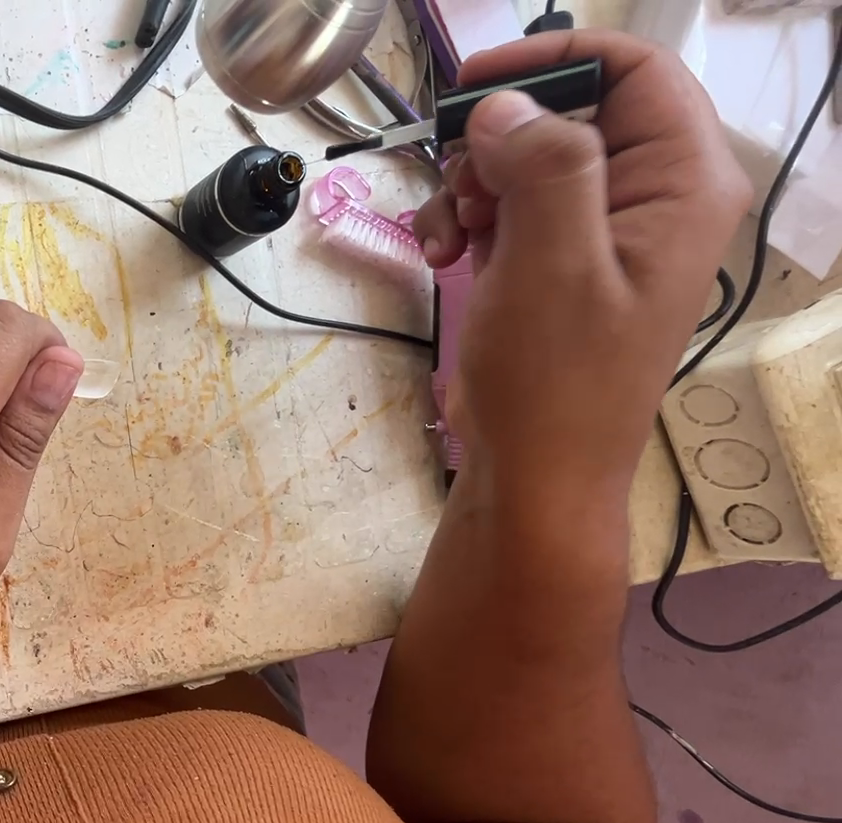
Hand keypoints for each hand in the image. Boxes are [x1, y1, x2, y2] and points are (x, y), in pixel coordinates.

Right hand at [413, 30, 750, 495]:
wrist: (535, 463)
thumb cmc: (553, 374)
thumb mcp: (549, 266)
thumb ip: (542, 170)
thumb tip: (501, 108)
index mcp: (677, 181)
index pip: (631, 74)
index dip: (552, 61)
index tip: (467, 82)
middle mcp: (644, 196)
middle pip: (567, 119)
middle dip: (494, 145)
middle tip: (453, 188)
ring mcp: (592, 234)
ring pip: (524, 167)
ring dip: (468, 190)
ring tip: (442, 239)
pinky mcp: (549, 266)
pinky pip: (506, 214)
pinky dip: (465, 223)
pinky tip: (443, 256)